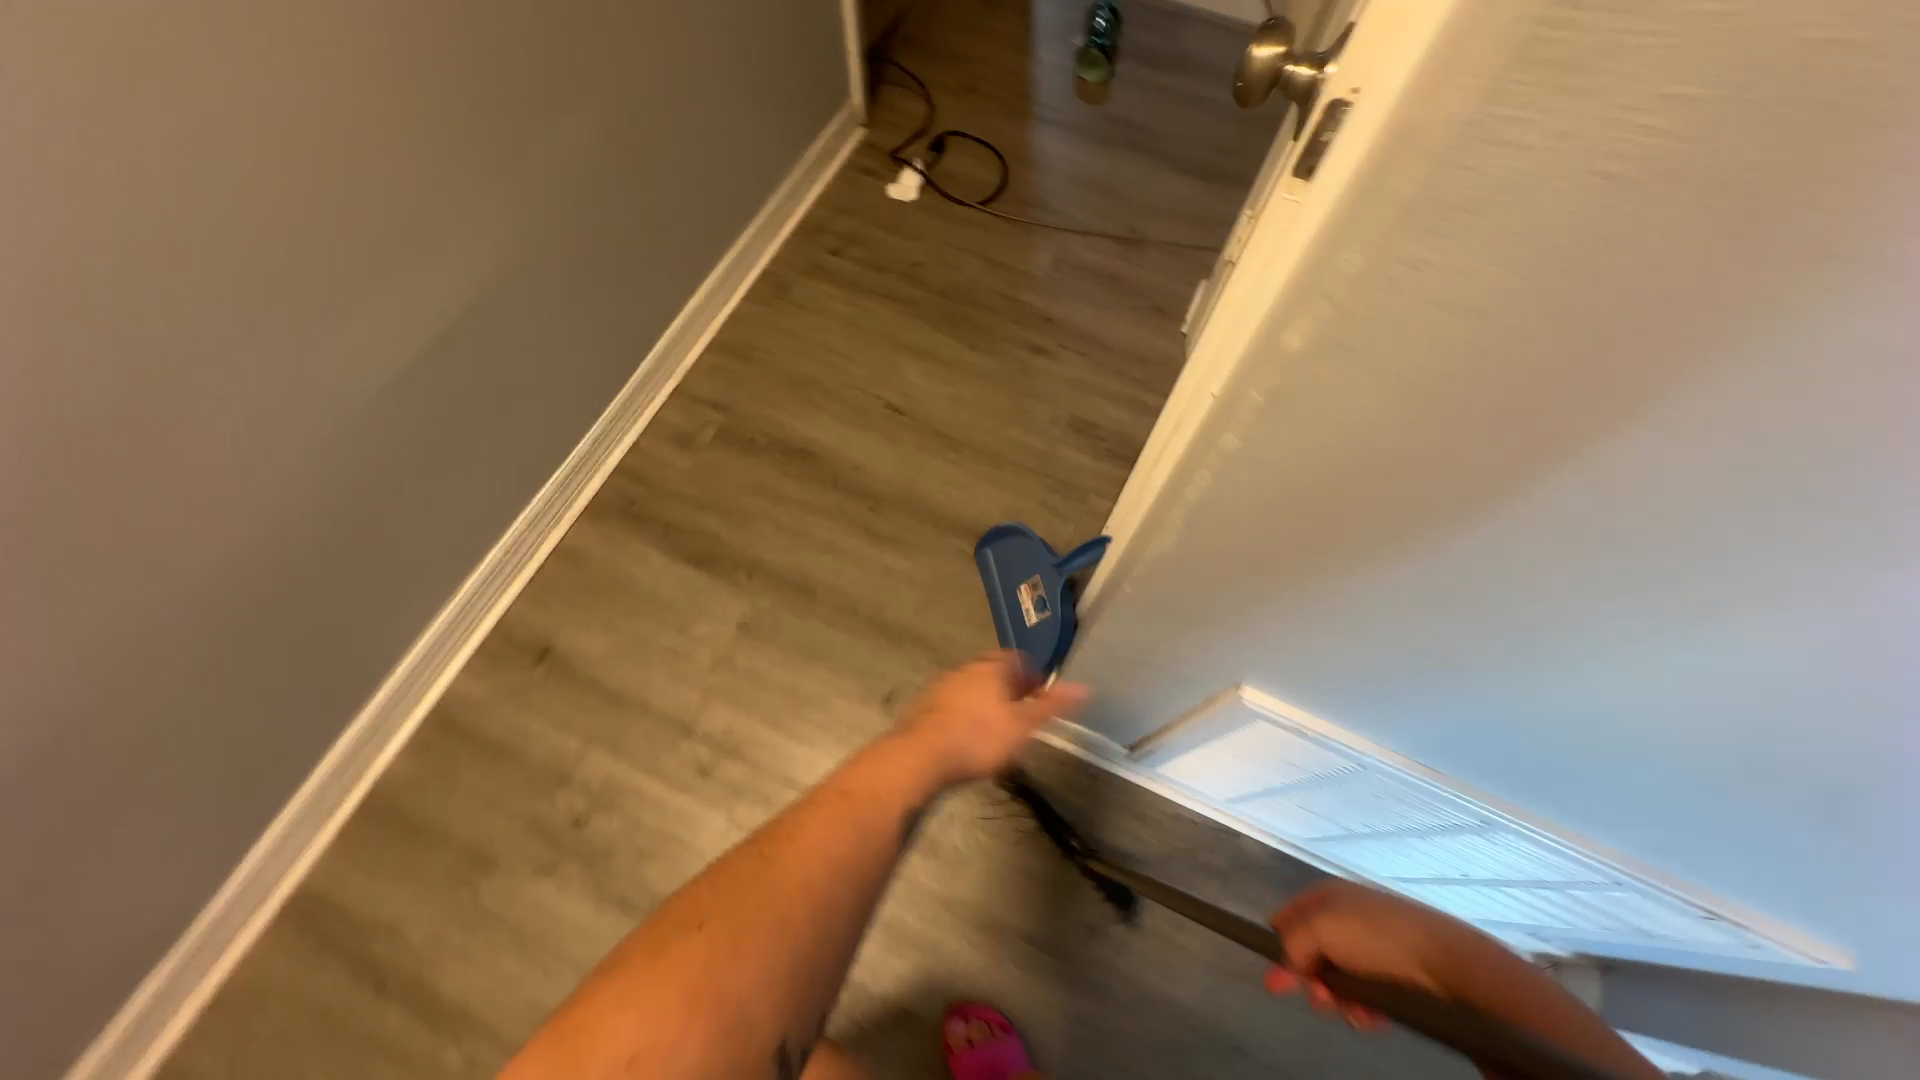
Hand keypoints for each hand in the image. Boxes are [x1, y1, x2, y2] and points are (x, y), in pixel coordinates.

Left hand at [895, 651, 1089, 787]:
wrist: (921, 757)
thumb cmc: (979, 738)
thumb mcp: (1023, 725)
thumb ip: (1052, 706)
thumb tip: (1085, 687)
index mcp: (992, 667)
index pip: (1017, 658)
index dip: (1031, 674)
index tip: (1039, 695)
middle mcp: (966, 669)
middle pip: (992, 670)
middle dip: (1007, 687)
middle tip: (1021, 712)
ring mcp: (942, 687)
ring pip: (971, 687)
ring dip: (985, 701)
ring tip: (996, 727)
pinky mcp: (926, 708)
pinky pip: (953, 704)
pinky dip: (965, 714)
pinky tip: (968, 737)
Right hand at [1264, 880, 1495, 1029]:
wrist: (1443, 958)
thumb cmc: (1374, 936)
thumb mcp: (1319, 928)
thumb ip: (1290, 946)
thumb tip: (1277, 974)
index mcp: (1323, 896)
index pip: (1285, 921)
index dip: (1279, 950)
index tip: (1280, 981)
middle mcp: (1343, 917)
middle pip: (1309, 955)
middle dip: (1313, 982)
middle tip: (1324, 999)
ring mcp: (1368, 944)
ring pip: (1336, 978)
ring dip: (1339, 1000)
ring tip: (1356, 1012)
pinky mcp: (1390, 971)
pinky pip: (1363, 991)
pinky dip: (1363, 1007)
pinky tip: (1373, 1016)